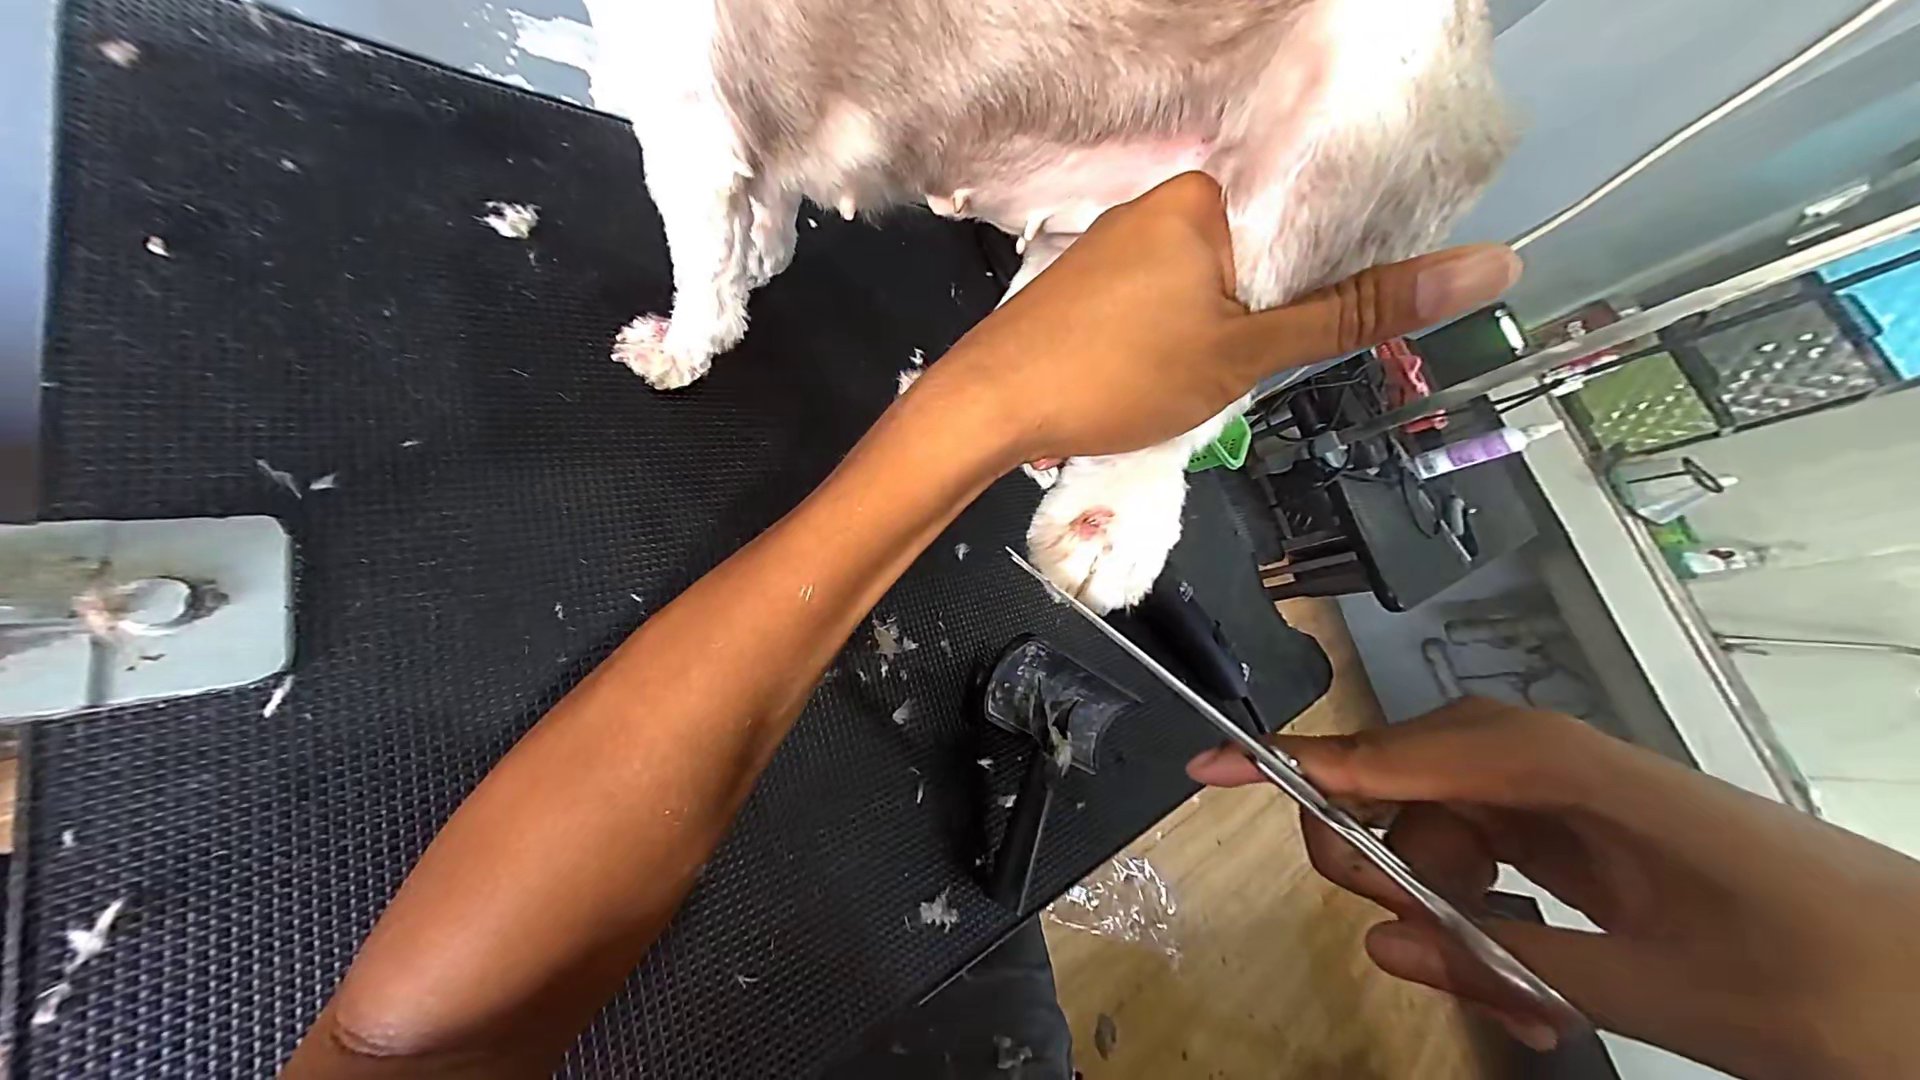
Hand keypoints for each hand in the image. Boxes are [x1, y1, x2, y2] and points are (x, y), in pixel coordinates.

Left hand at [920, 171, 1520, 463]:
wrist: (991, 405)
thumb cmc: (1114, 377)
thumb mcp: (1242, 353)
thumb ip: (1351, 312)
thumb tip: (1484, 268)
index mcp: (1207, 198)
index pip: (1314, 216)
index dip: (1340, 276)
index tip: (1337, 327)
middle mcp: (1160, 204)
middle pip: (1257, 250)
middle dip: (1268, 310)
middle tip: (1245, 368)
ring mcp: (1116, 241)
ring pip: (1205, 279)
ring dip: (1219, 328)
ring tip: (1193, 376)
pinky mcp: (1087, 280)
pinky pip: (1158, 296)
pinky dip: (1173, 331)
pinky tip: (1155, 368)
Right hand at [1187, 698, 1919, 1079]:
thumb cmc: (1850, 979)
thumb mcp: (1683, 996)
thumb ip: (1512, 962)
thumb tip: (1380, 944)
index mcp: (1536, 763)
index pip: (1373, 754)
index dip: (1285, 759)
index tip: (1209, 764)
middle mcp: (1512, 756)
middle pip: (1379, 791)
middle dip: (1376, 867)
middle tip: (1422, 943)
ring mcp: (1526, 786)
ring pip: (1417, 836)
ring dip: (1440, 916)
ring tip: (1522, 999)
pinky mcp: (1540, 818)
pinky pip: (1460, 855)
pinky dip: (1470, 916)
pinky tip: (1527, 981)